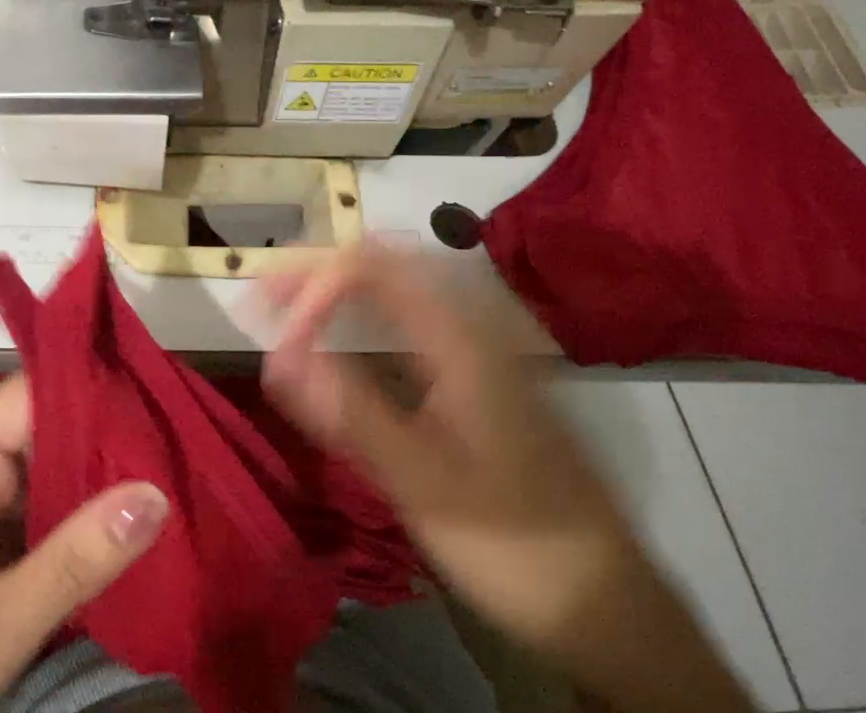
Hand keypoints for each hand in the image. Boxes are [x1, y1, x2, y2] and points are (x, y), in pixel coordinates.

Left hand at [0, 376, 169, 712]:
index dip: (89, 385)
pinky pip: (41, 515)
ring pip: (47, 473)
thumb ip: (73, 562)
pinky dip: (84, 518)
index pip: (27, 396)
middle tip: (181, 436)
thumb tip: (156, 493)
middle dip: (108, 433)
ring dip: (102, 477)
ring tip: (174, 470)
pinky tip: (135, 520)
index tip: (156, 389)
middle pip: (43, 430)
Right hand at [257, 242, 641, 651]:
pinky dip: (365, 329)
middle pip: (387, 271)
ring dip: (340, 299)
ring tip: (287, 315)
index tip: (275, 330)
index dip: (317, 282)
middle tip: (263, 298)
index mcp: (462, 342)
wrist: (602, 596)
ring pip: (399, 300)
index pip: (376, 268)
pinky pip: (410, 333)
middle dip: (320, 277)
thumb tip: (278, 357)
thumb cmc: (510, 540)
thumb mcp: (421, 481)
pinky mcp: (478, 387)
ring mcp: (480, 359)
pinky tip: (341, 353)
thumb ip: (349, 413)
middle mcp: (472, 334)